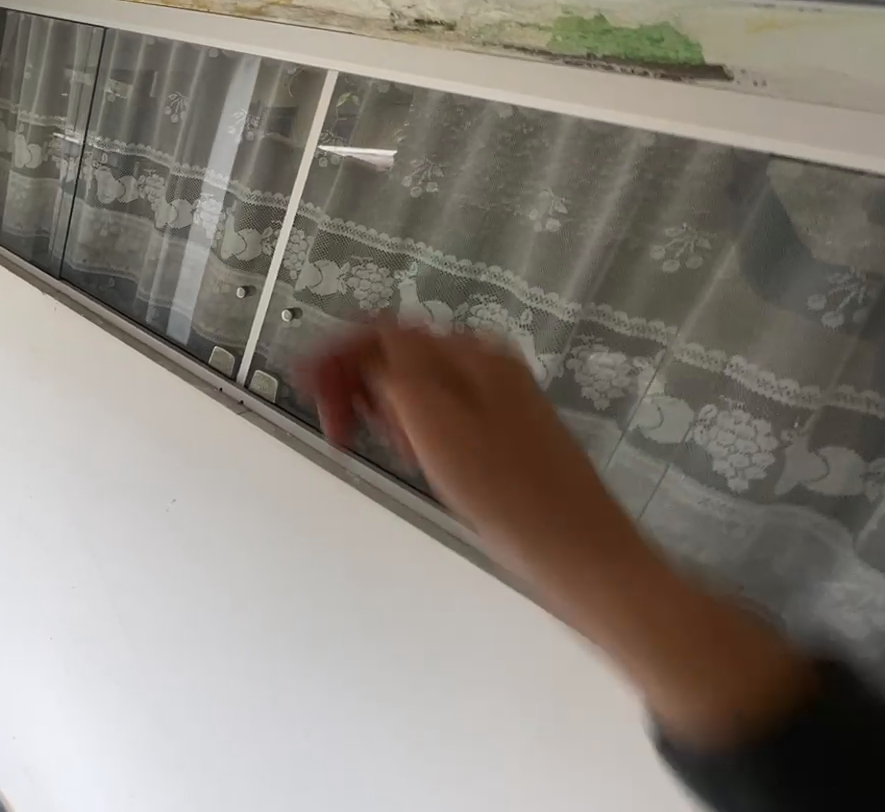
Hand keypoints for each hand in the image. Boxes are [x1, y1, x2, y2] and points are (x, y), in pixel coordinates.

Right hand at [297, 321, 644, 590]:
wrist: (579, 554)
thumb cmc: (500, 489)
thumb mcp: (432, 419)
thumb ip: (392, 369)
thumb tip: (365, 348)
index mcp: (467, 354)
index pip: (381, 331)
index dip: (335, 353)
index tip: (305, 386)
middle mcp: (482, 364)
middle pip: (395, 353)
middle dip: (353, 381)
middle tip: (331, 423)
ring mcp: (494, 397)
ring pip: (411, 381)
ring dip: (376, 404)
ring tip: (365, 442)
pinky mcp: (499, 429)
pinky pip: (434, 408)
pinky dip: (405, 422)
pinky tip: (405, 453)